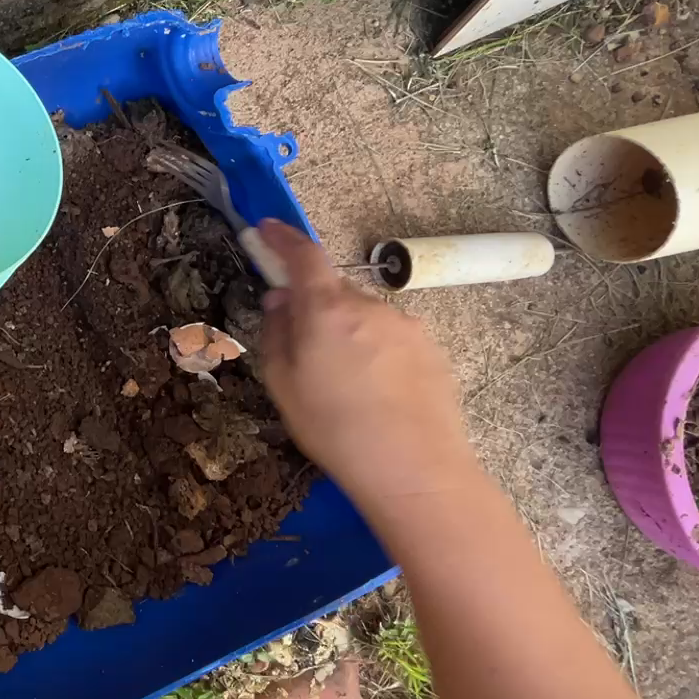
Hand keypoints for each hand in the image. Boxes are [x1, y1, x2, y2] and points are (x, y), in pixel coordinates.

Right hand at [253, 220, 477, 508]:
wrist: (415, 470)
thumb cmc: (332, 426)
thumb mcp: (281, 381)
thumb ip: (276, 332)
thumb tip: (279, 300)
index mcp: (327, 310)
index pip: (304, 256)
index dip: (282, 239)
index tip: (267, 228)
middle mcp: (370, 307)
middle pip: (332, 292)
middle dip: (312, 308)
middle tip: (298, 349)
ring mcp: (407, 328)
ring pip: (362, 317)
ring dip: (344, 334)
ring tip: (338, 383)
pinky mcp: (432, 351)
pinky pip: (389, 338)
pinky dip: (371, 352)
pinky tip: (370, 392)